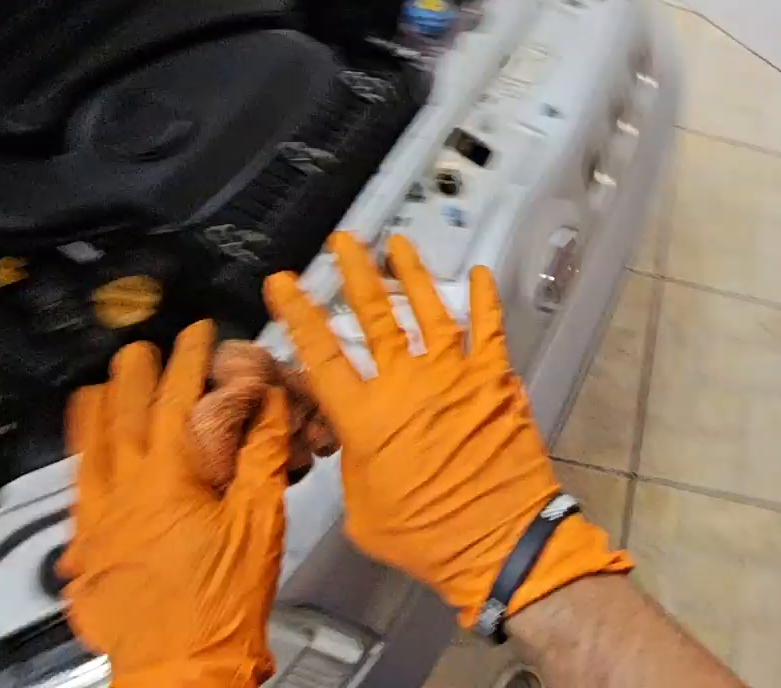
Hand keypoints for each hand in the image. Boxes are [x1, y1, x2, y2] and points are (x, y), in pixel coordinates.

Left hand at [60, 321, 290, 687]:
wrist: (183, 671)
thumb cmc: (226, 598)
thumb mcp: (261, 519)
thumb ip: (262, 455)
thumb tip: (266, 405)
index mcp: (167, 483)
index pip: (174, 405)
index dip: (187, 363)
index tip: (195, 335)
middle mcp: (121, 499)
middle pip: (121, 423)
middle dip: (132, 379)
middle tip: (138, 349)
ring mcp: (96, 530)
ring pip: (88, 460)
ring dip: (92, 419)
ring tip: (93, 390)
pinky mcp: (87, 559)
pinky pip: (76, 499)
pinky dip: (80, 467)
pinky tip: (85, 461)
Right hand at [264, 233, 631, 630]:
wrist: (495, 539)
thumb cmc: (423, 534)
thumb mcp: (362, 507)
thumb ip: (353, 457)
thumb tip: (355, 430)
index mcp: (365, 417)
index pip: (322, 353)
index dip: (299, 313)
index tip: (284, 281)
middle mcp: (406, 383)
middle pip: (375, 316)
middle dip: (355, 273)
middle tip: (345, 241)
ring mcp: (454, 373)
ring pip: (429, 309)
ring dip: (412, 273)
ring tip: (398, 243)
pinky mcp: (493, 377)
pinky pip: (489, 328)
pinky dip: (486, 300)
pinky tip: (481, 274)